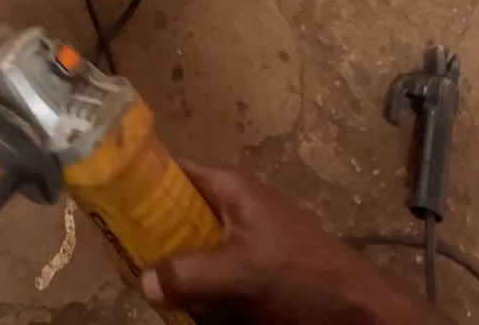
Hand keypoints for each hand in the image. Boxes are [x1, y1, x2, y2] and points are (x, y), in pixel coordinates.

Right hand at [141, 163, 452, 324]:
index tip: (110, 200)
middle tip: (126, 254)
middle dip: (153, 233)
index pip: (171, 168)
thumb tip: (141, 283)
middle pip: (178, 208)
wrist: (369, 316)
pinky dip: (200, 285)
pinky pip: (215, 268)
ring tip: (151, 285)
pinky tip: (188, 306)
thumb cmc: (302, 277)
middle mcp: (234, 202)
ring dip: (176, 265)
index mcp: (228, 186)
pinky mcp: (259, 265)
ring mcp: (247, 234)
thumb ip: (189, 274)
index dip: (139, 179)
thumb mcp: (241, 273)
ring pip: (195, 242)